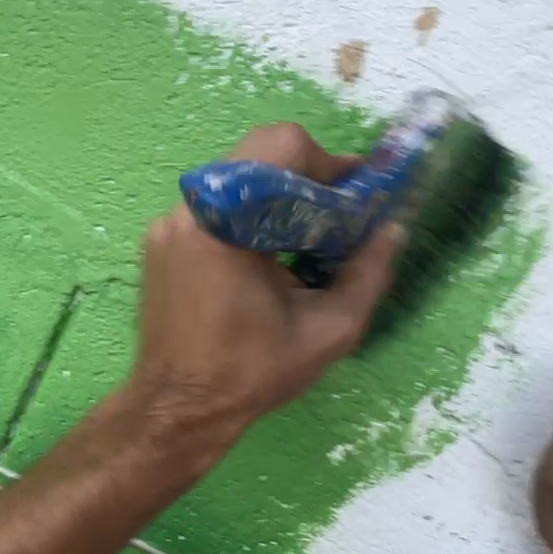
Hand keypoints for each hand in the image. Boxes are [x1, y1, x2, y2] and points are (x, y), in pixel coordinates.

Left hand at [131, 123, 405, 438]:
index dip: (328, 162)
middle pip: (255, 157)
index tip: (355, 195)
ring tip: (303, 239)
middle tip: (334, 216)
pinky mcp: (158, 241)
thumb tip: (394, 229)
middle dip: (304, 177)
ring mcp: (166, 225)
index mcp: (224, 223)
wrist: (178, 406)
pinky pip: (210, 208)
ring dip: (274, 198)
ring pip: (232, 182)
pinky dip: (244, 218)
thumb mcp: (328, 330)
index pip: (281, 147)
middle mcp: (188, 211)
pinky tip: (264, 257)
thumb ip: (368, 274)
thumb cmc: (251, 372)